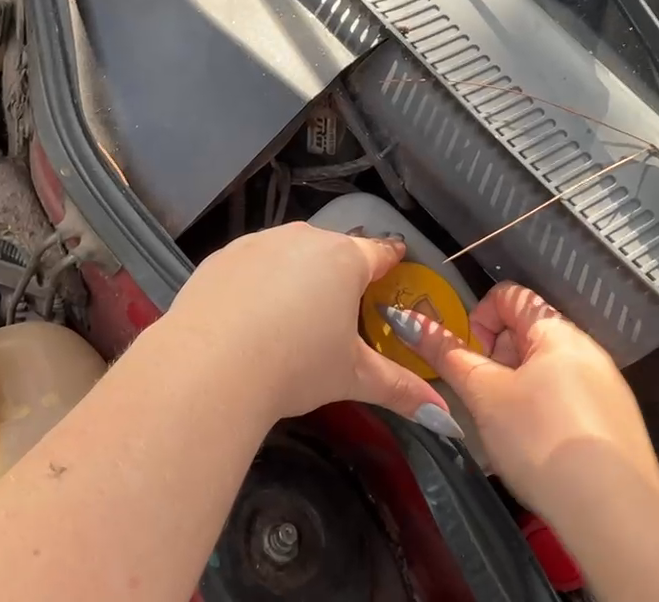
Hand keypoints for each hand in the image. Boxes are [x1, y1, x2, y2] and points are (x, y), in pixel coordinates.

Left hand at [153, 223, 458, 435]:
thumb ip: (401, 389)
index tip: (394, 264)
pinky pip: (251, 263)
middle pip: (332, 249)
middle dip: (340, 272)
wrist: (211, 363)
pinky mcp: (221, 256)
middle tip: (342, 305)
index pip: (378, 251)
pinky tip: (251, 315)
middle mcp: (302, 239)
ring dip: (297, 273)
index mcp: (344, 259)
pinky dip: (257, 282)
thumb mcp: (353, 377)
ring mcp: (257, 242)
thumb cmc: (296, 364)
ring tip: (294, 313)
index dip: (389, 260)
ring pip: (289, 252)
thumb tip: (447, 420)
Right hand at [395, 283, 658, 518]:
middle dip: (494, 359)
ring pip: (543, 371)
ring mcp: (606, 391)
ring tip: (505, 429)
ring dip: (514, 388)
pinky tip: (536, 450)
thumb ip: (446, 354)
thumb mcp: (484, 394)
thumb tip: (407, 320)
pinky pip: (566, 402)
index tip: (468, 357)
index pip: (509, 295)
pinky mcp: (614, 428)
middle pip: (525, 333)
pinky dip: (540, 414)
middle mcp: (588, 352)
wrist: (615, 518)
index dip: (478, 318)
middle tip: (482, 396)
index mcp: (558, 332)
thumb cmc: (541, 439)